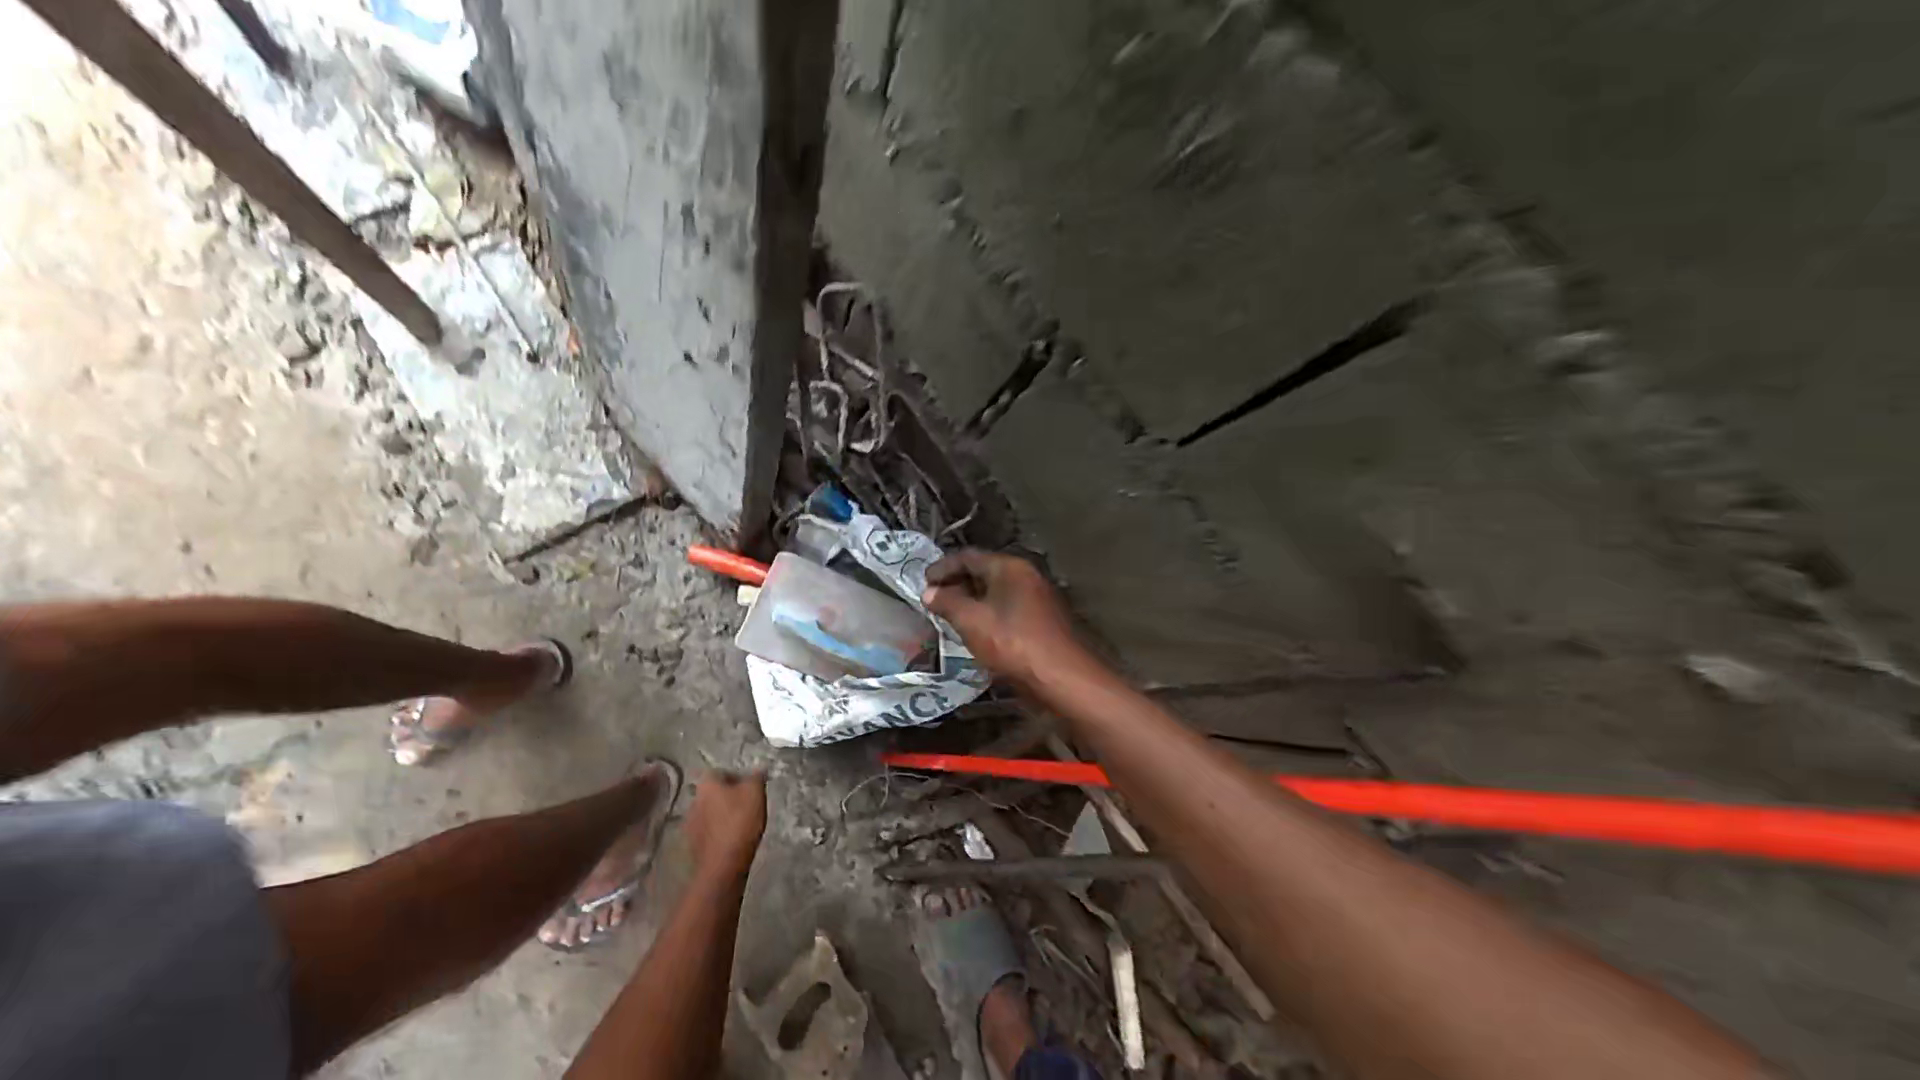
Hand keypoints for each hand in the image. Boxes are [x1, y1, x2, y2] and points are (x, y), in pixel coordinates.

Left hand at [685, 769, 766, 879]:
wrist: (723, 864)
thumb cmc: (740, 822)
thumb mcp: (756, 792)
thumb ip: (756, 777)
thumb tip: (758, 769)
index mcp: (706, 784)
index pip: (720, 771)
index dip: (737, 776)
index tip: (751, 787)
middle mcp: (693, 800)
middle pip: (713, 792)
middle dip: (729, 796)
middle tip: (747, 804)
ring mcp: (690, 824)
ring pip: (710, 812)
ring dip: (722, 814)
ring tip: (741, 823)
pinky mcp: (692, 844)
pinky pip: (708, 830)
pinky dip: (718, 831)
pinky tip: (731, 838)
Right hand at [921, 550, 1087, 686]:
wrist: (1062, 676)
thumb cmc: (1013, 643)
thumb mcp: (972, 621)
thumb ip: (947, 603)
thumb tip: (928, 592)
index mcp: (1009, 566)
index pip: (968, 557)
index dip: (942, 568)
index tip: (922, 582)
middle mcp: (1027, 574)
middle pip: (984, 571)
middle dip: (957, 583)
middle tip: (934, 599)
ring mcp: (1038, 595)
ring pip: (997, 590)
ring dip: (973, 600)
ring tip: (951, 616)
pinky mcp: (1043, 617)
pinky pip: (1009, 606)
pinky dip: (989, 612)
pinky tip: (978, 629)